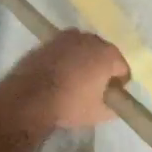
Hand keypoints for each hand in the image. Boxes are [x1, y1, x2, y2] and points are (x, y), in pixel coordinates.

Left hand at [0, 30, 130, 128]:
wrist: (29, 97)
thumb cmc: (70, 104)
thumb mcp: (98, 114)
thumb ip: (113, 107)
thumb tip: (114, 103)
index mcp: (107, 54)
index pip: (122, 68)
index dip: (119, 84)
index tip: (111, 96)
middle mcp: (90, 39)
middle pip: (103, 54)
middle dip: (102, 69)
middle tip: (94, 88)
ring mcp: (67, 37)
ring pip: (83, 49)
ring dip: (83, 61)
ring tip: (75, 81)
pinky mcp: (48, 41)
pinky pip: (65, 50)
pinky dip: (66, 59)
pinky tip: (59, 75)